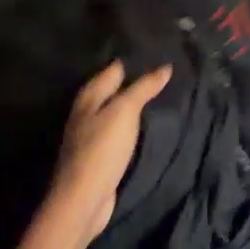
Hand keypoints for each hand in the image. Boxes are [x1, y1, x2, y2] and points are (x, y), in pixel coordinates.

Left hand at [21, 60, 171, 248]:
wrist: (83, 200)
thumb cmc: (101, 148)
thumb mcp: (125, 111)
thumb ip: (144, 87)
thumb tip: (166, 67)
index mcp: (89, 94)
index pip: (115, 66)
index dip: (134, 57)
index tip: (158, 48)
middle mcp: (87, 110)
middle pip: (115, 87)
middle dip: (137, 78)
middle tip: (167, 68)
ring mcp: (92, 133)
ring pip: (118, 108)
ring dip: (136, 102)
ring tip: (163, 91)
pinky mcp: (100, 153)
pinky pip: (120, 129)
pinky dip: (133, 122)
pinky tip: (148, 120)